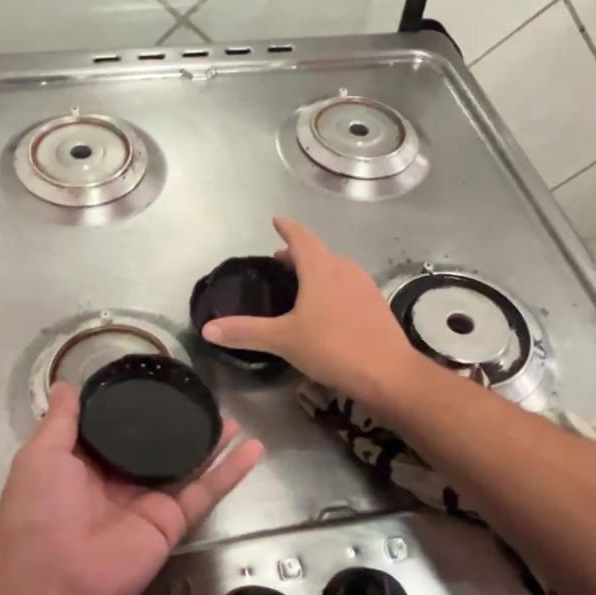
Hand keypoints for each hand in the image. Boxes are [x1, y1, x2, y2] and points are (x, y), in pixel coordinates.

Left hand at [0, 382, 263, 594]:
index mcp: (83, 464)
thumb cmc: (39, 511)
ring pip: (186, 464)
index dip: (132, 406)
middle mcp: (118, 480)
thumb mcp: (40, 456)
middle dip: (176, 423)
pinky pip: (206, 491)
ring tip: (231, 415)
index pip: (114, 429)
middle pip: (155, 445)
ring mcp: (148, 501)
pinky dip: (231, 472)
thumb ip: (61, 421)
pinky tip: (253, 447)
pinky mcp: (172, 521)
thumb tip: (67, 384)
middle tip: (200, 395)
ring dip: (210, 442)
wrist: (54, 582)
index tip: (154, 380)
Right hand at [200, 217, 422, 402]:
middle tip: (278, 263)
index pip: (301, 238)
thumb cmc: (332, 347)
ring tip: (300, 285)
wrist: (388, 373)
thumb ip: (246, 332)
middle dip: (298, 254)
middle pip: (318, 253)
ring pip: (335, 270)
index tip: (276, 221)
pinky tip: (326, 309)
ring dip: (317, 271)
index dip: (287, 228)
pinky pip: (348, 286)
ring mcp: (364, 286)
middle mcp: (344, 269)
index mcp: (321, 268)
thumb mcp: (283, 340)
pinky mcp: (375, 305)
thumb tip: (208, 329)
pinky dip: (332, 288)